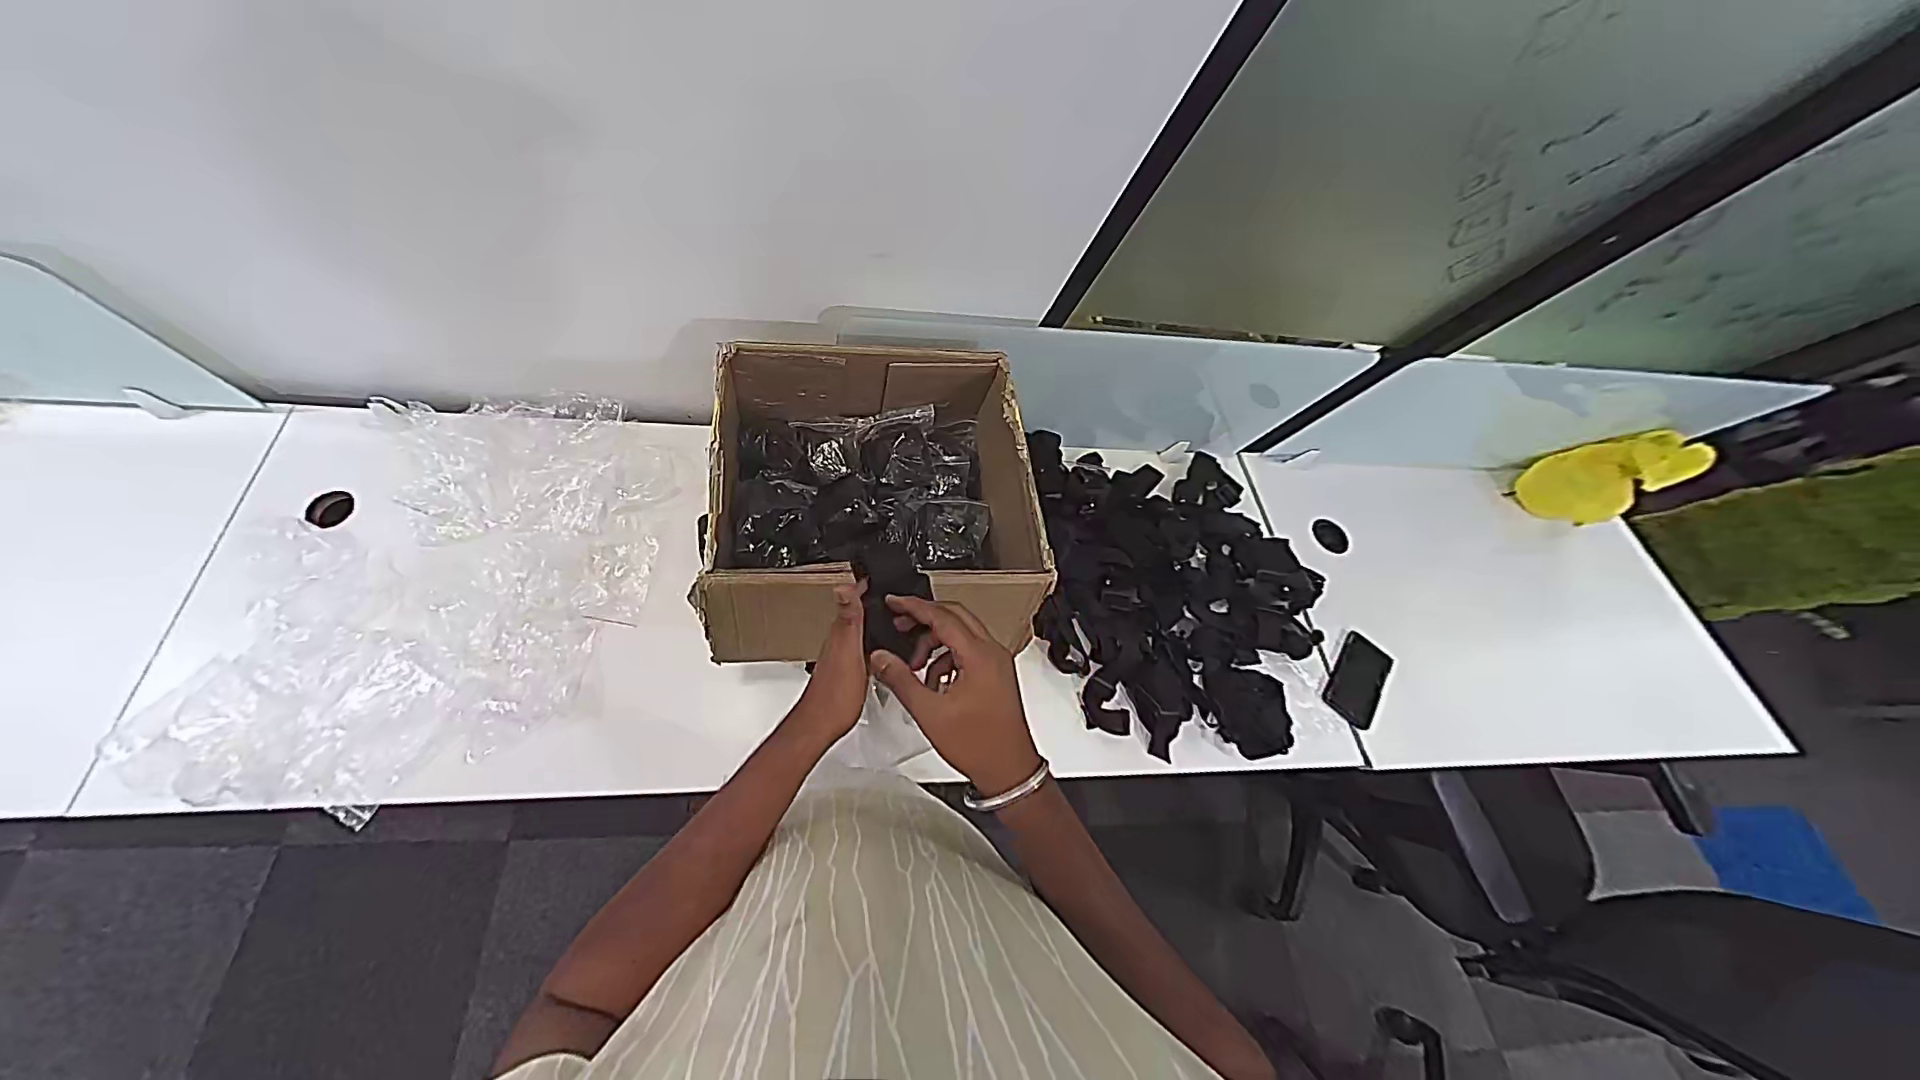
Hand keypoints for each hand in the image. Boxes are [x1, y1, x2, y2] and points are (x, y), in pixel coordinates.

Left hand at [783, 582, 869, 749]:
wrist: (821, 725)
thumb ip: (848, 619)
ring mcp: (841, 656)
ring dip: (869, 621)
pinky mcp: (846, 671)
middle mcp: (839, 642)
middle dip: (867, 601)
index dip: (863, 587)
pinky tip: (876, 648)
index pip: (852, 600)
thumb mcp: (848, 651)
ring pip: (856, 631)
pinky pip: (859, 648)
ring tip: (884, 615)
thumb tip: (843, 586)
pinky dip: (869, 642)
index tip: (872, 574)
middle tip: (881, 592)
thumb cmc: (834, 695)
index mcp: (841, 633)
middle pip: (854, 613)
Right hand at [869, 595, 1041, 796]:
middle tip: (901, 624)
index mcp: (979, 656)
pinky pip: (968, 652)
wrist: (1008, 769)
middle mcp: (992, 653)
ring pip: (961, 634)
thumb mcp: (929, 712)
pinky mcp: (996, 674)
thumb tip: (881, 659)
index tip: (895, 602)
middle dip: (925, 619)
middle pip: (955, 616)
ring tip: (914, 666)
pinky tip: (933, 682)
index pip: (943, 616)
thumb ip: (901, 679)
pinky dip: (947, 658)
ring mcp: (996, 663)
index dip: (914, 607)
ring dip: (935, 643)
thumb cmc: (981, 745)